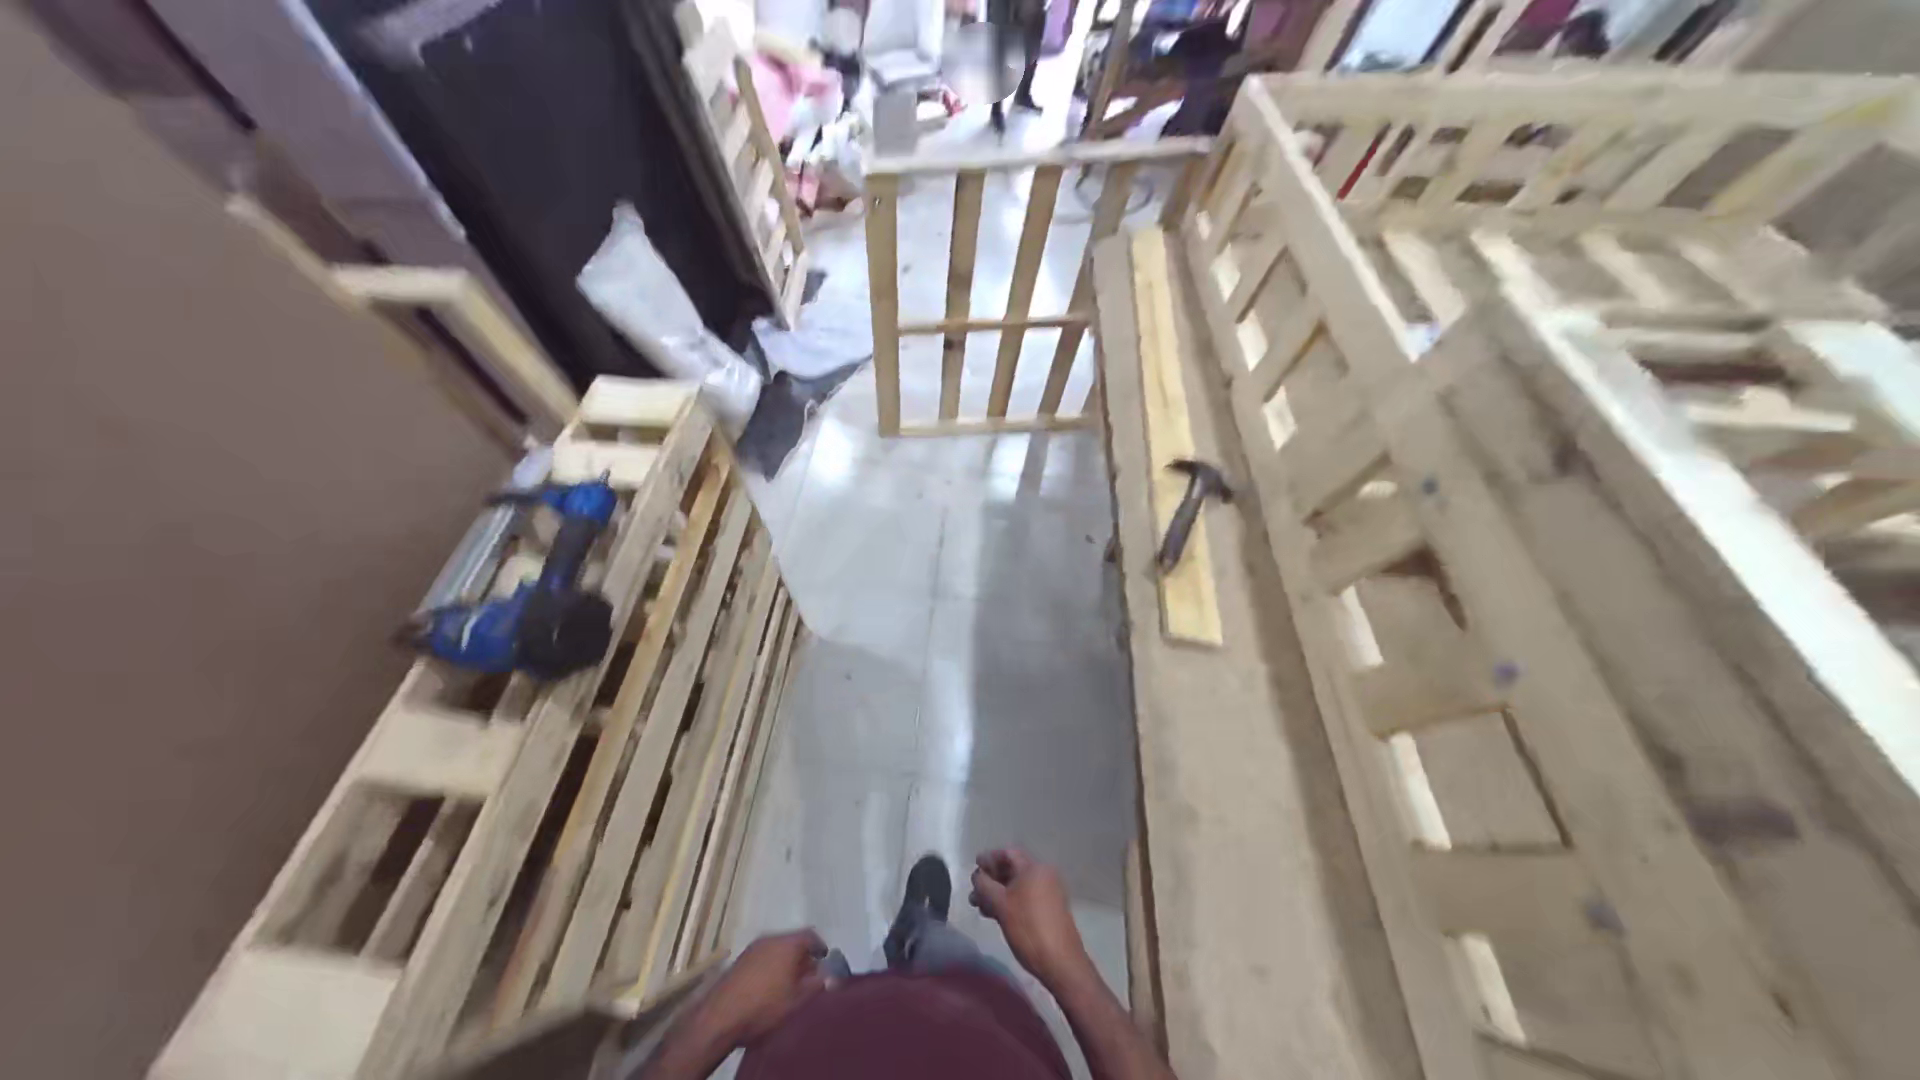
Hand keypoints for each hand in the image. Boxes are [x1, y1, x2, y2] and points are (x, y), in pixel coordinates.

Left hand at [697, 930, 830, 1045]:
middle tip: (808, 976)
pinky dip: (771, 966)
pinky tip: (768, 986)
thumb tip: (832, 974)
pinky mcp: (739, 961)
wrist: (719, 1017)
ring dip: (786, 962)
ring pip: (777, 949)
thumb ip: (818, 983)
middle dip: (802, 956)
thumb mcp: (797, 999)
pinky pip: (763, 957)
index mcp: (788, 943)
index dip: (820, 947)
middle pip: (793, 941)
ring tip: (789, 984)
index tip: (824, 961)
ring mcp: (753, 948)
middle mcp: (771, 938)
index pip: (811, 935)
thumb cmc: (764, 1005)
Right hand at [969, 848, 1091, 986]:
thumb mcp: (1001, 905)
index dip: (989, 858)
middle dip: (991, 879)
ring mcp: (1048, 893)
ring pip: (1017, 886)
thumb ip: (985, 885)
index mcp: (1034, 868)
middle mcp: (1043, 875)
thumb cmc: (1028, 929)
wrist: (1061, 963)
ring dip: (997, 893)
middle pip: (1012, 869)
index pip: (1008, 853)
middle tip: (974, 892)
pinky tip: (995, 915)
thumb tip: (978, 875)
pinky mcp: (1049, 909)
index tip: (974, 866)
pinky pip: (1024, 898)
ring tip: (979, 907)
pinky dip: (1009, 902)